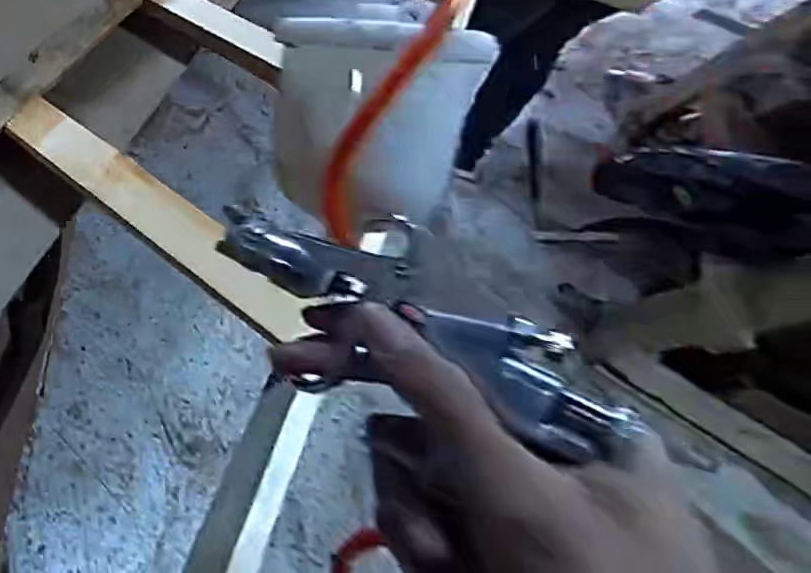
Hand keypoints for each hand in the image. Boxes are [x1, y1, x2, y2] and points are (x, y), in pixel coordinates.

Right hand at [272, 304, 713, 572]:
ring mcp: (506, 496)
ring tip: (438, 557)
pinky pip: (415, 502)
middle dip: (372, 419)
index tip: (315, 320)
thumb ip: (436, 391)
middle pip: (422, 403)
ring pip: (407, 458)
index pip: (459, 352)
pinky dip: (417, 535)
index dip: (382, 333)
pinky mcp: (479, 531)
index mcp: (574, 426)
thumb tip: (369, 311)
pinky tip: (442, 568)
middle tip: (284, 365)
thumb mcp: (509, 487)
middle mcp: (537, 450)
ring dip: (407, 506)